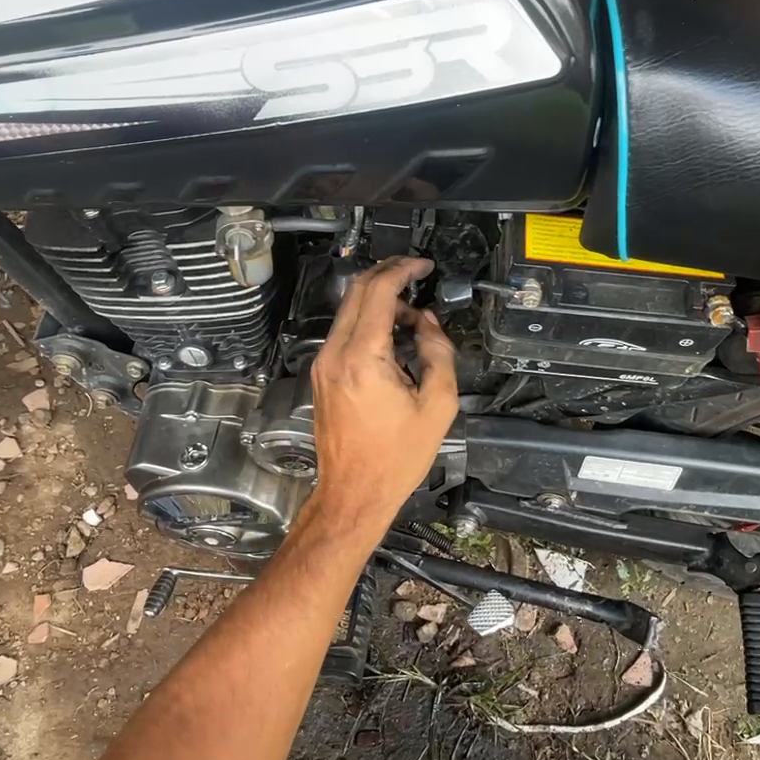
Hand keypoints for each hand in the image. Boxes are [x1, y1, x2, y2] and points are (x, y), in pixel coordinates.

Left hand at [309, 257, 458, 525]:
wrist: (353, 493)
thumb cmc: (395, 459)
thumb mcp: (438, 406)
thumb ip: (438, 353)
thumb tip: (427, 324)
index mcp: (363, 359)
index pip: (378, 291)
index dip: (403, 269)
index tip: (424, 266)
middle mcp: (335, 354)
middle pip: (357, 291)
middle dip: (389, 275)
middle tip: (418, 274)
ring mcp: (323, 364)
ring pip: (349, 310)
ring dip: (380, 302)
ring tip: (414, 320)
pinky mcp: (322, 374)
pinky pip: (344, 332)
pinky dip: (369, 323)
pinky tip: (394, 340)